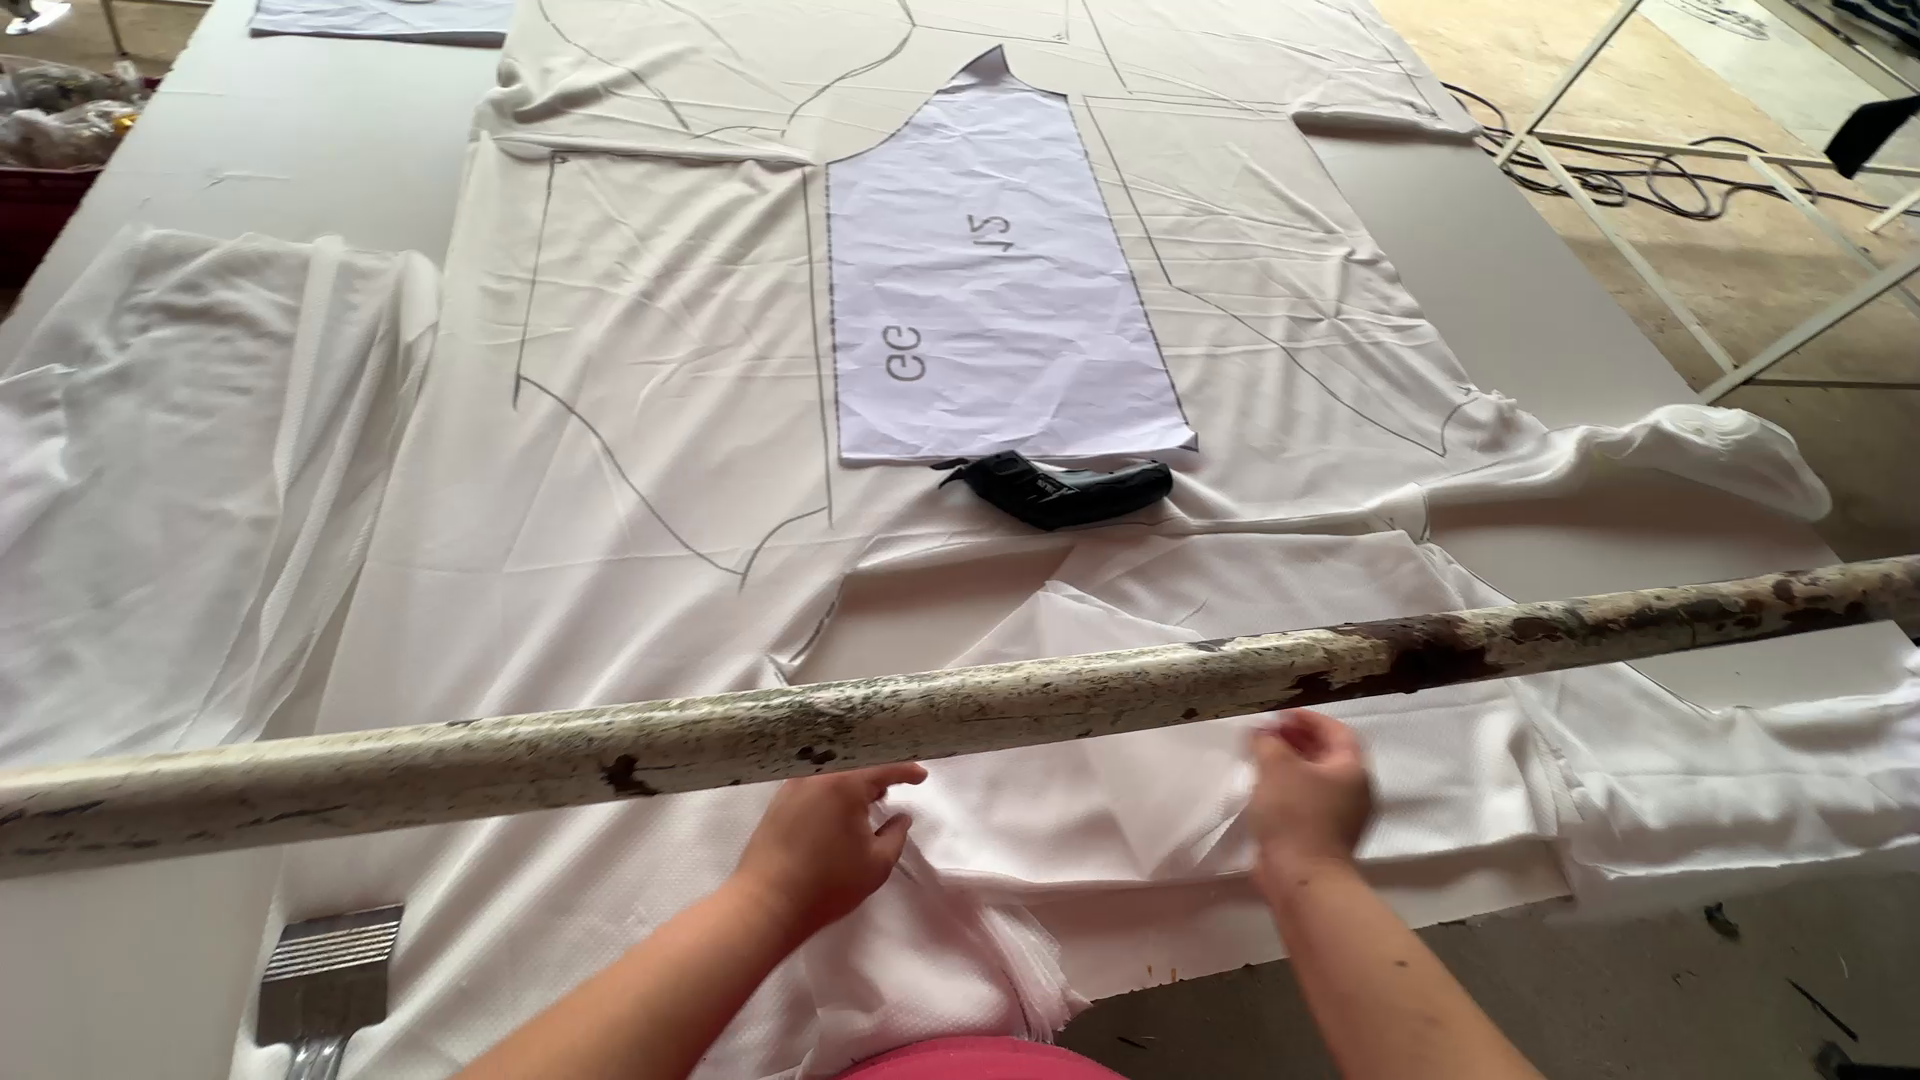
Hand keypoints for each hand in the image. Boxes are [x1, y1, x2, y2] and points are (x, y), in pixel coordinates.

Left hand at [730, 762, 927, 942]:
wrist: (766, 904)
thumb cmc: (827, 884)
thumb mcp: (876, 864)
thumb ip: (896, 835)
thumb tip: (901, 817)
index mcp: (845, 783)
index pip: (884, 767)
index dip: (907, 771)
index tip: (921, 777)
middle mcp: (818, 774)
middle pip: (856, 761)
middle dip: (878, 771)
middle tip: (892, 788)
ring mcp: (794, 785)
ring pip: (832, 769)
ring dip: (853, 779)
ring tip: (865, 800)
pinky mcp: (778, 800)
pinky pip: (813, 781)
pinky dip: (831, 786)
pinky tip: (837, 808)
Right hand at [1247, 710, 1372, 880]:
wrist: (1301, 877)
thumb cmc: (1295, 813)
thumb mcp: (1276, 765)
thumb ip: (1268, 741)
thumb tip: (1262, 733)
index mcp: (1352, 771)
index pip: (1338, 732)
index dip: (1310, 719)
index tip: (1281, 715)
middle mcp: (1353, 792)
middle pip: (1328, 754)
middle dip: (1297, 739)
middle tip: (1268, 733)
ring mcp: (1340, 816)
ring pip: (1315, 778)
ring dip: (1290, 762)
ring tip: (1260, 755)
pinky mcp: (1322, 834)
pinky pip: (1306, 799)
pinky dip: (1287, 786)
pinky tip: (1263, 786)